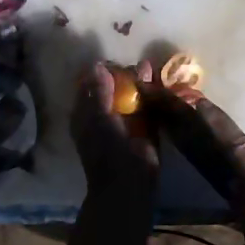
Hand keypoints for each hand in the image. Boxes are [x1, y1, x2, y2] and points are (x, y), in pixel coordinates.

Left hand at [71, 61, 157, 200]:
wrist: (128, 182)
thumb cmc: (106, 149)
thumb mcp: (98, 118)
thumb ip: (99, 92)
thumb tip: (97, 66)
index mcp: (85, 115)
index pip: (90, 87)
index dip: (99, 73)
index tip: (112, 62)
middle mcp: (104, 116)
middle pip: (113, 89)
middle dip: (123, 76)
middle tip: (132, 65)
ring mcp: (126, 122)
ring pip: (132, 96)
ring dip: (140, 82)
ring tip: (148, 67)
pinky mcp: (146, 129)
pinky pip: (149, 107)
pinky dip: (153, 95)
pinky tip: (158, 81)